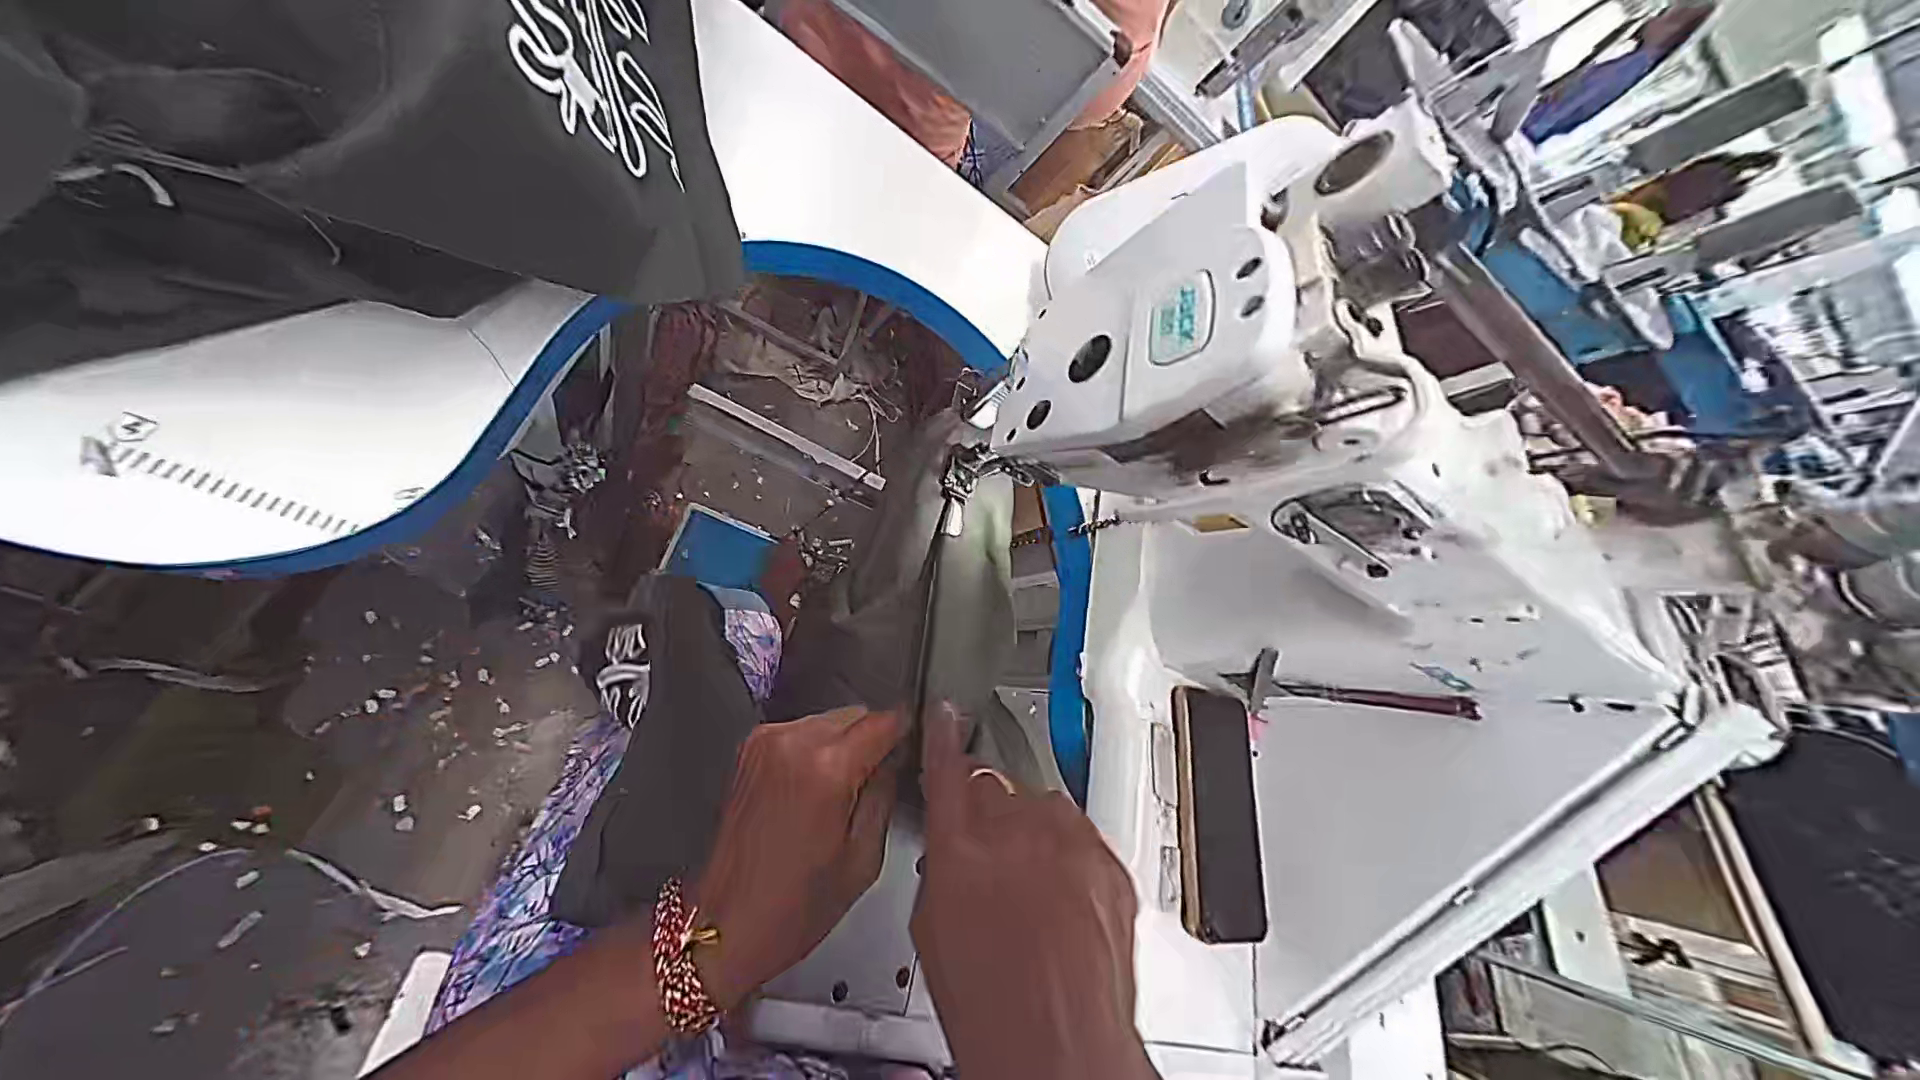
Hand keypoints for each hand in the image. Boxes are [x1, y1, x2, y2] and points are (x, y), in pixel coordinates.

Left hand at [693, 705, 901, 1007]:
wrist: (723, 924)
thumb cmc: (793, 906)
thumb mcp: (863, 858)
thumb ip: (884, 794)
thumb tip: (893, 759)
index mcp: (826, 768)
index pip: (883, 721)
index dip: (904, 732)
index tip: (913, 745)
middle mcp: (793, 742)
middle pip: (856, 715)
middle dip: (872, 741)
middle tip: (875, 783)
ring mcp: (767, 741)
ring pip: (830, 720)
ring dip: (844, 744)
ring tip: (840, 794)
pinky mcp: (751, 749)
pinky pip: (803, 732)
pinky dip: (817, 750)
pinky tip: (813, 791)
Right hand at [911, 705, 1156, 1079]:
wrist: (1060, 1050)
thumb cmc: (992, 1007)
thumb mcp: (935, 928)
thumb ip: (942, 865)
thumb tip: (953, 846)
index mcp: (961, 847)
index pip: (947, 767)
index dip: (944, 733)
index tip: (945, 712)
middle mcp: (1015, 833)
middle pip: (996, 786)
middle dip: (990, 812)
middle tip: (996, 860)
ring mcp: (1066, 843)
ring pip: (1043, 805)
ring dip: (1034, 831)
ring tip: (1036, 885)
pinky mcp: (1107, 860)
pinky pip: (1081, 832)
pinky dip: (1070, 852)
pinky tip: (1066, 896)